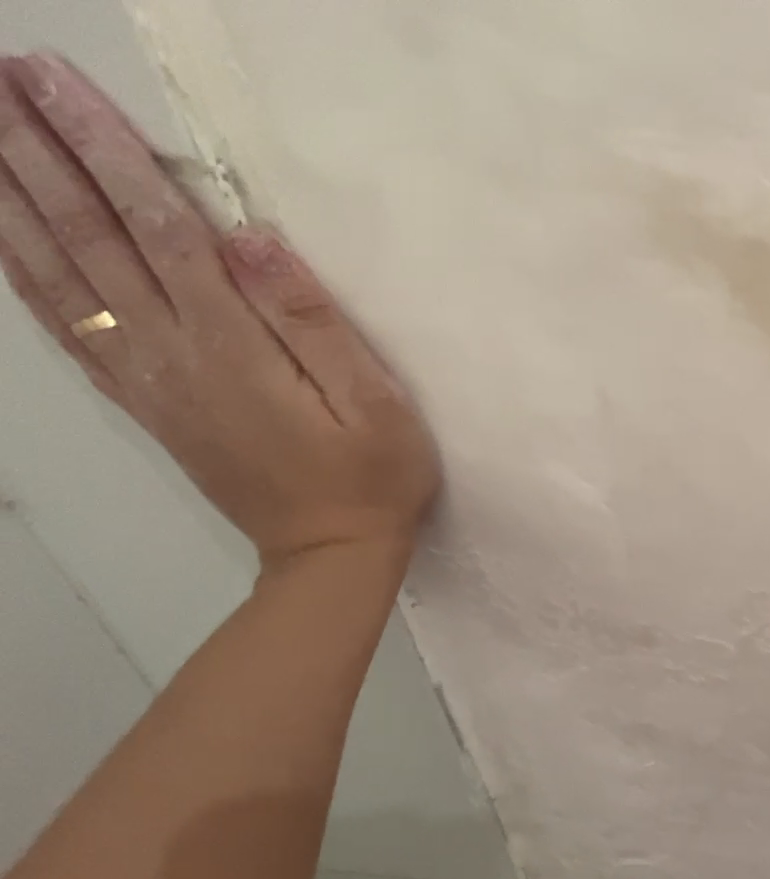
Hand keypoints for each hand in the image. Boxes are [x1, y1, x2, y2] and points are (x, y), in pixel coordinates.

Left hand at [0, 53, 438, 570]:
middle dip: (43, 155)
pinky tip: (3, 238)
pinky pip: (67, 329)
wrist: (332, 552)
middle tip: (4, 80)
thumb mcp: (377, 402)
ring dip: (17, 200)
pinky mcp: (147, 403)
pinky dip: (23, 276)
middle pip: (95, 241)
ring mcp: (149, 380)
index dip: (111, 155)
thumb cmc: (376, 476)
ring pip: (63, 276)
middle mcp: (172, 354)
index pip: (162, 232)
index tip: (61, 86)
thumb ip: (315, 322)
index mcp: (234, 348)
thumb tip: (254, 239)